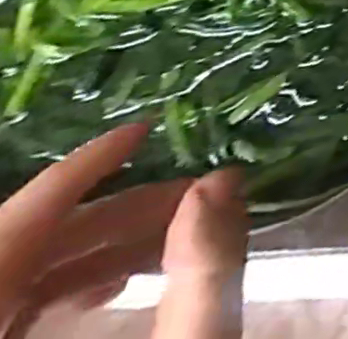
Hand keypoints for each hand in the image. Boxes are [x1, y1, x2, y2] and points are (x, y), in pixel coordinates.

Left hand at [0, 123, 246, 338]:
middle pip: (13, 258)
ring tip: (178, 236)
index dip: (73, 176)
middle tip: (200, 195)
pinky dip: (63, 288)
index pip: (10, 236)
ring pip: (6, 286)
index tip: (141, 132)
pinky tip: (124, 283)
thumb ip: (205, 266)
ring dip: (96, 250)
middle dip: (115, 215)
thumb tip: (223, 182)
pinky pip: (0, 316)